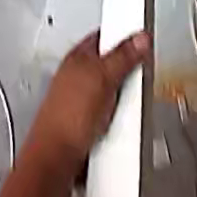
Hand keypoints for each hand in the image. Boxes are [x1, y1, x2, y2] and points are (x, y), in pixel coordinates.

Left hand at [28, 30, 149, 172]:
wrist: (56, 161)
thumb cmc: (66, 117)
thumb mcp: (104, 77)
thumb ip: (124, 56)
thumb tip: (140, 38)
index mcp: (77, 57)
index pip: (105, 35)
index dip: (124, 35)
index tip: (141, 39)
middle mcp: (77, 77)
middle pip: (112, 65)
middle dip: (126, 72)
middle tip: (135, 76)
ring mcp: (83, 101)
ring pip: (113, 91)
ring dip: (123, 98)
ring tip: (124, 106)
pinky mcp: (89, 123)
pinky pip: (112, 113)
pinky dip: (118, 117)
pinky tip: (118, 122)